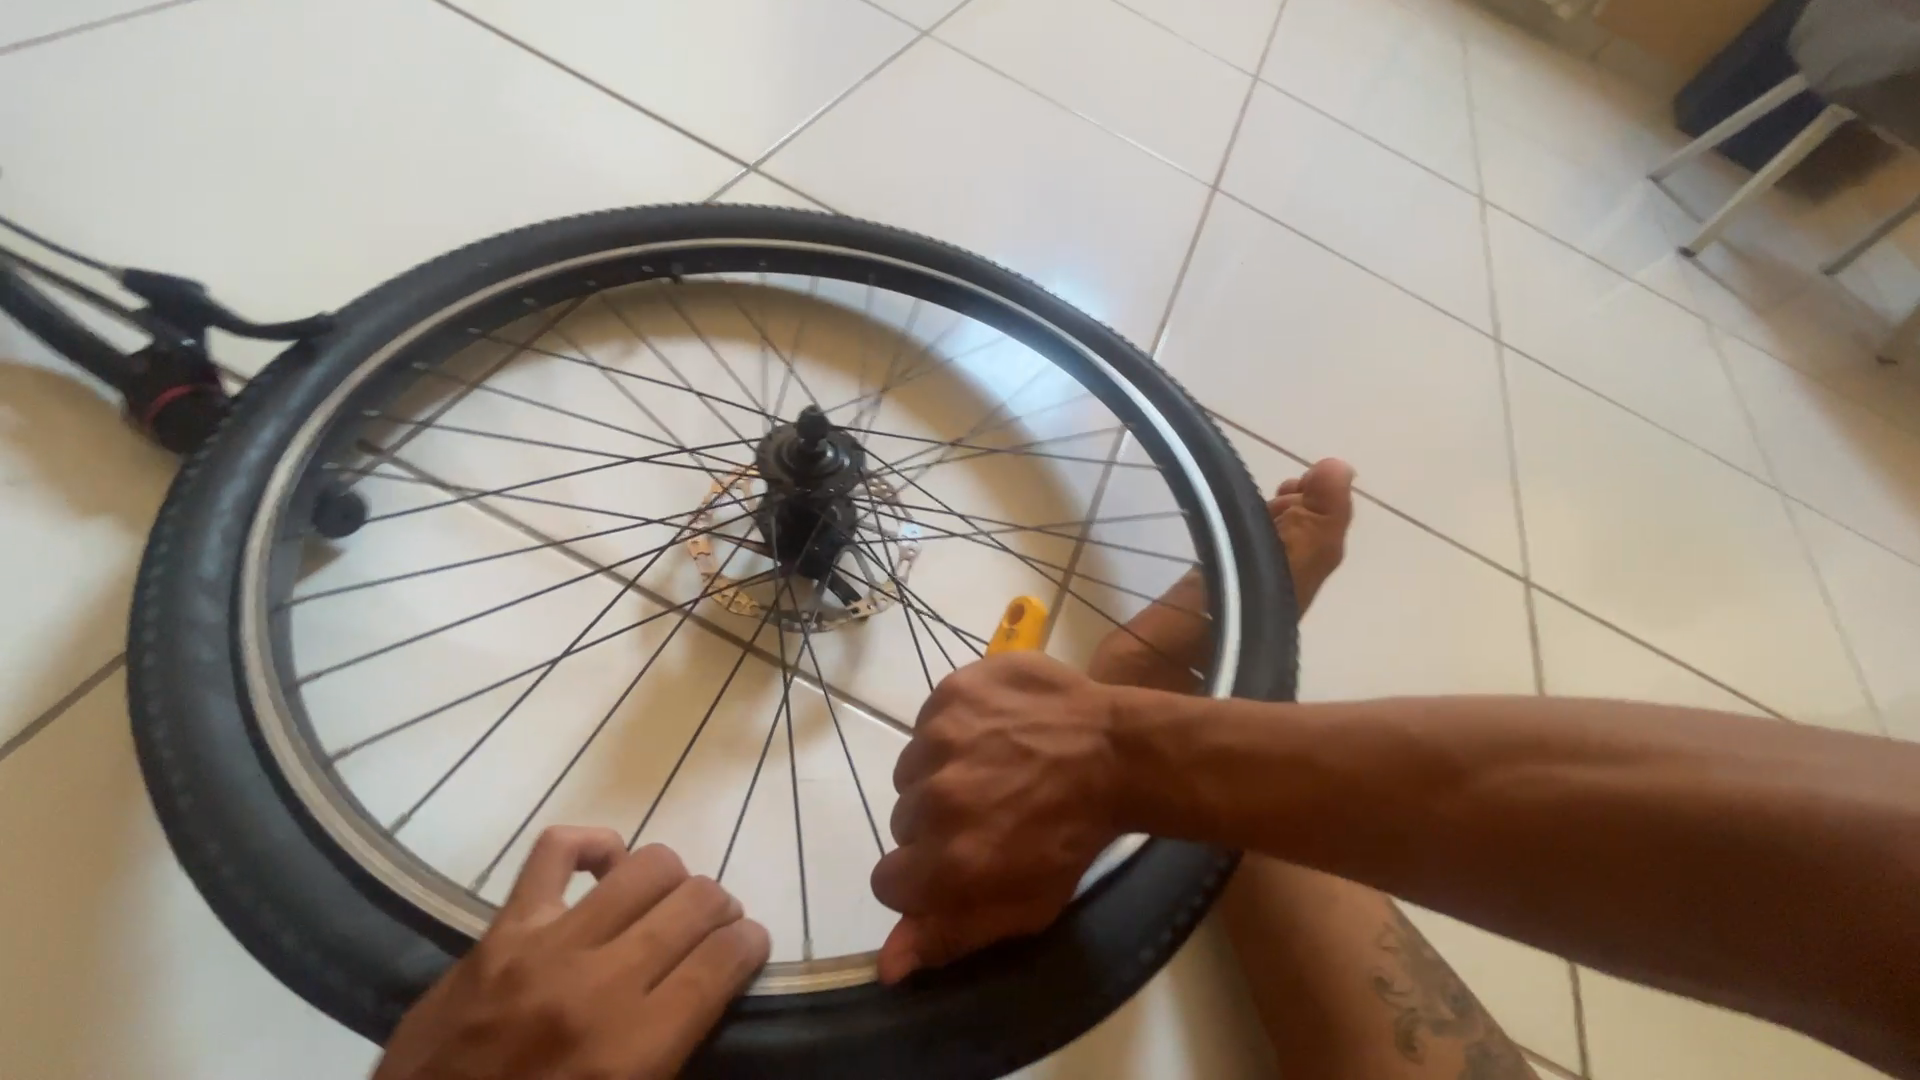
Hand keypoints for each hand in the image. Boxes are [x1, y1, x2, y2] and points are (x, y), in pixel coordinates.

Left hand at [374, 828, 769, 1079]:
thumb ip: (673, 1051)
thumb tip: (712, 989)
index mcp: (633, 1050)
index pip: (725, 960)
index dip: (751, 945)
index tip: (749, 949)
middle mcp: (597, 986)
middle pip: (696, 903)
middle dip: (722, 912)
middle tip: (714, 933)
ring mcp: (544, 949)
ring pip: (648, 867)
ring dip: (677, 882)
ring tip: (669, 905)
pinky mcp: (499, 932)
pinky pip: (555, 851)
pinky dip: (594, 847)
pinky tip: (607, 869)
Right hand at [870, 652, 1127, 983]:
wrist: (1117, 752)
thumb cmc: (1074, 835)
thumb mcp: (1026, 904)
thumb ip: (951, 936)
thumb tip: (886, 966)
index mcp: (949, 859)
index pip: (888, 881)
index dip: (921, 875)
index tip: (954, 858)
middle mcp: (935, 797)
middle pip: (904, 821)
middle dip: (936, 821)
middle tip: (985, 808)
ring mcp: (942, 736)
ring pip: (912, 766)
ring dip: (940, 770)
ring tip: (991, 766)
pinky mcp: (954, 689)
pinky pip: (928, 718)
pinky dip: (953, 726)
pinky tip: (993, 730)